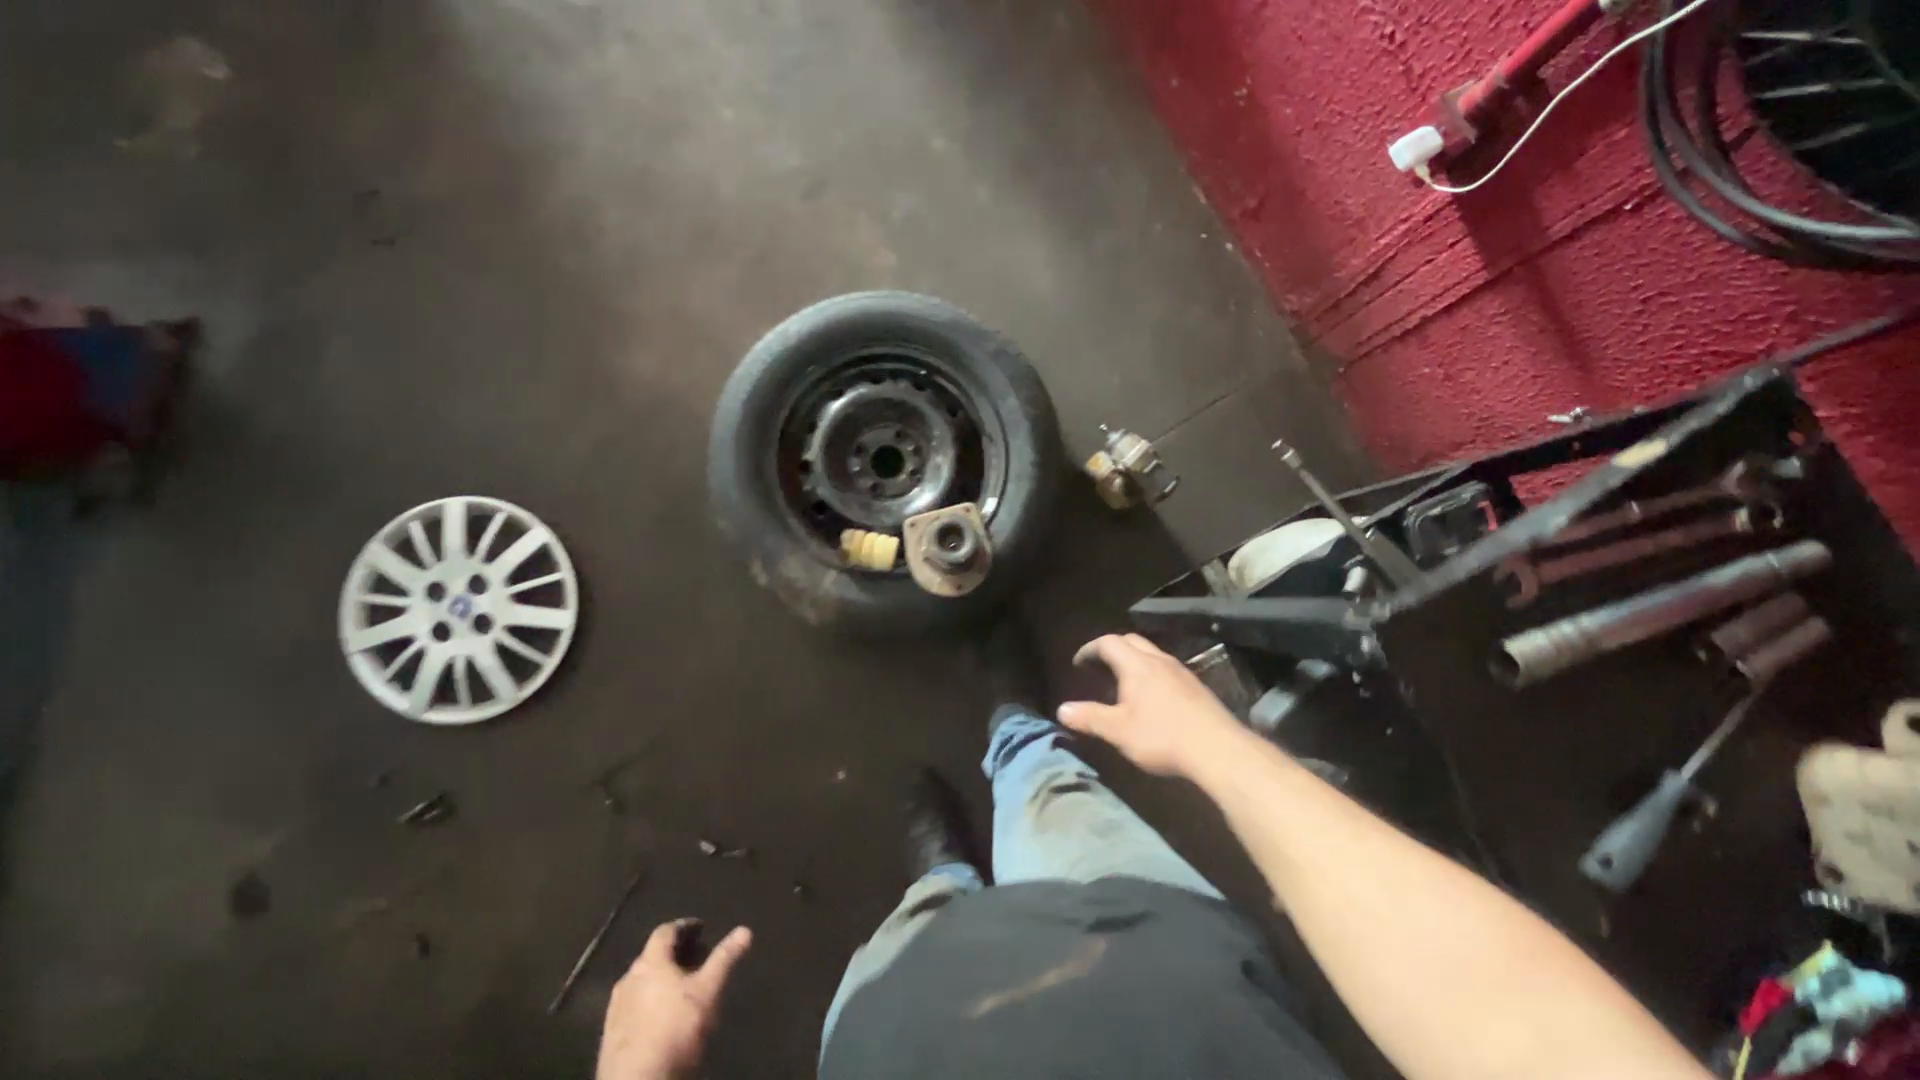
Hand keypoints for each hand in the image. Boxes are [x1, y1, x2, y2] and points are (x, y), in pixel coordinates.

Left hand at [596, 919, 752, 1079]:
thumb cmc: (675, 1029)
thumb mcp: (708, 992)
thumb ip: (724, 960)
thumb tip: (744, 930)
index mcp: (650, 962)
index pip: (665, 931)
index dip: (684, 926)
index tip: (701, 928)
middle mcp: (628, 978)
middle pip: (652, 956)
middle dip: (674, 954)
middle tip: (696, 960)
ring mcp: (616, 1006)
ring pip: (641, 982)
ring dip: (660, 979)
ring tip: (681, 989)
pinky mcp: (611, 1032)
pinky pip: (633, 1005)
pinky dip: (649, 1001)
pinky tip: (661, 1017)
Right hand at [1057, 633, 1249, 777]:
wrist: (1218, 750)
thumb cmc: (1163, 737)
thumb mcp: (1119, 731)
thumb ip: (1089, 717)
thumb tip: (1062, 709)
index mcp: (1137, 665)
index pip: (1108, 642)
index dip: (1089, 649)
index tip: (1078, 663)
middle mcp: (1159, 661)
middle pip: (1131, 641)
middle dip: (1111, 649)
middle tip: (1098, 667)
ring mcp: (1181, 672)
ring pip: (1152, 654)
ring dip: (1133, 661)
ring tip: (1121, 682)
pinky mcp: (1196, 687)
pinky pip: (1166, 669)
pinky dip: (1150, 673)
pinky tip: (1151, 697)